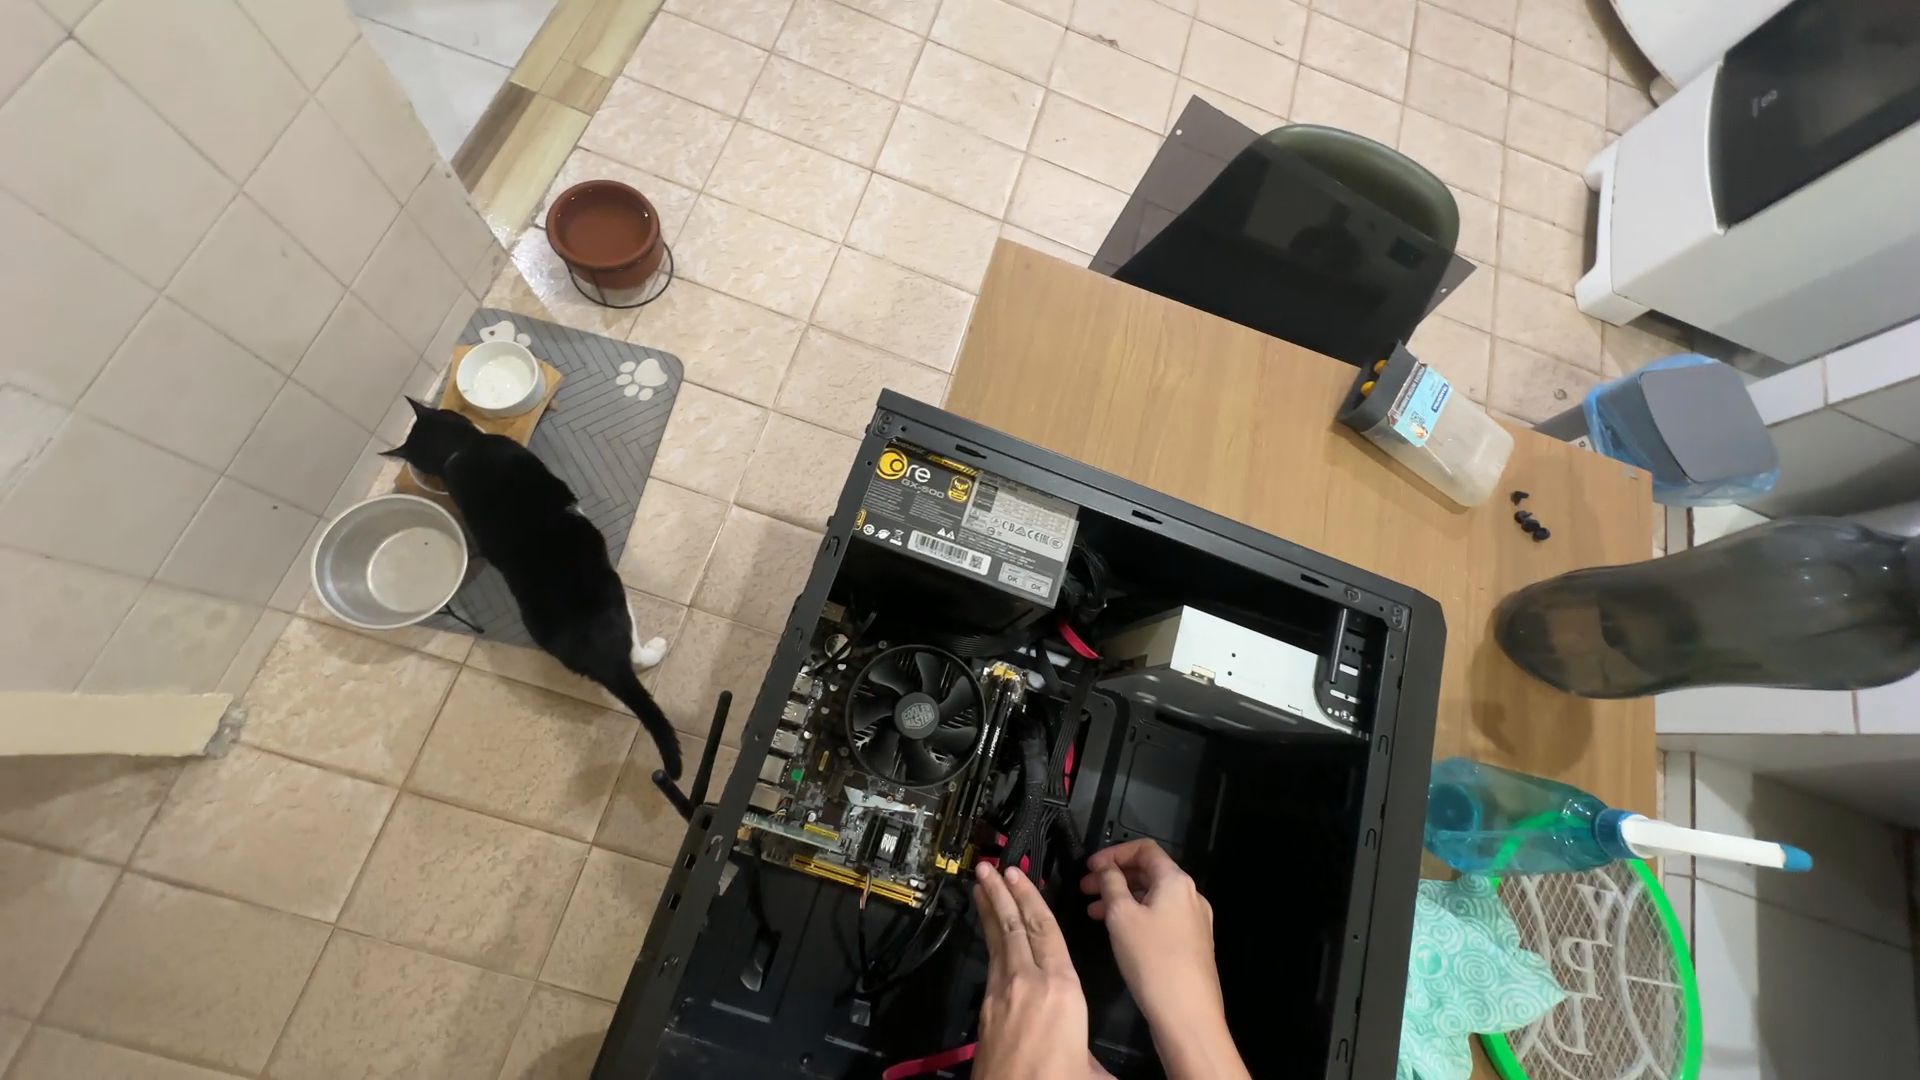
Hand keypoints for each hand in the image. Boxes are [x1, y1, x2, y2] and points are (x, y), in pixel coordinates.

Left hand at [972, 865, 1108, 1079]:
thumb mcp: (1095, 1072)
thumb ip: (1100, 1055)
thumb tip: (1105, 1061)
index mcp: (1063, 989)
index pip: (1045, 930)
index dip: (1031, 898)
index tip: (1018, 874)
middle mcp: (1029, 982)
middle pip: (1015, 926)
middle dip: (1002, 892)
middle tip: (989, 865)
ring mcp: (1002, 994)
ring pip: (998, 940)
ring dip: (990, 908)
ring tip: (981, 884)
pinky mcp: (986, 1011)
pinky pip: (991, 962)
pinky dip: (989, 939)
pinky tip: (987, 932)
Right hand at [1082, 839, 1221, 1030]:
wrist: (1189, 1018)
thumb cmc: (1152, 960)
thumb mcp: (1121, 915)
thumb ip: (1110, 882)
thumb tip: (1105, 867)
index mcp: (1176, 881)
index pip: (1144, 848)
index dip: (1114, 853)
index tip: (1090, 867)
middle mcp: (1190, 896)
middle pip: (1148, 872)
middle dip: (1115, 876)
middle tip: (1086, 889)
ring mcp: (1194, 922)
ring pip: (1152, 897)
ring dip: (1122, 898)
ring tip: (1094, 912)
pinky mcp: (1192, 945)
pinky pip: (1160, 917)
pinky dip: (1137, 916)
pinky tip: (1117, 933)